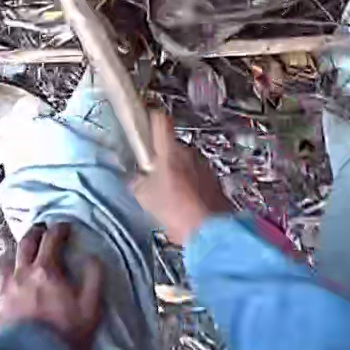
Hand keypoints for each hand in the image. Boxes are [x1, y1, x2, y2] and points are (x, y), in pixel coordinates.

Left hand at [0, 223, 104, 345]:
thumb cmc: (61, 336)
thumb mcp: (89, 309)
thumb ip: (93, 278)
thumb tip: (93, 257)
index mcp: (45, 270)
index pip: (52, 239)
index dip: (60, 229)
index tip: (65, 226)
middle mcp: (21, 274)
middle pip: (25, 244)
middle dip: (35, 233)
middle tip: (41, 229)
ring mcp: (4, 293)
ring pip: (6, 264)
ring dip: (15, 259)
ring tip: (21, 262)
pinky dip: (6, 289)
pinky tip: (9, 297)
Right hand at [131, 109, 234, 245]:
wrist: (212, 232)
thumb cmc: (178, 210)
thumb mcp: (146, 197)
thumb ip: (137, 182)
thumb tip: (135, 179)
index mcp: (169, 149)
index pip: (159, 120)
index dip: (150, 117)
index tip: (144, 121)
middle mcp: (188, 151)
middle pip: (171, 144)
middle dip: (162, 157)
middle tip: (152, 175)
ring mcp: (204, 164)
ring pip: (185, 161)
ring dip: (177, 172)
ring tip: (170, 195)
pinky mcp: (215, 179)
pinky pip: (197, 175)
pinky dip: (190, 184)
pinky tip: (185, 204)